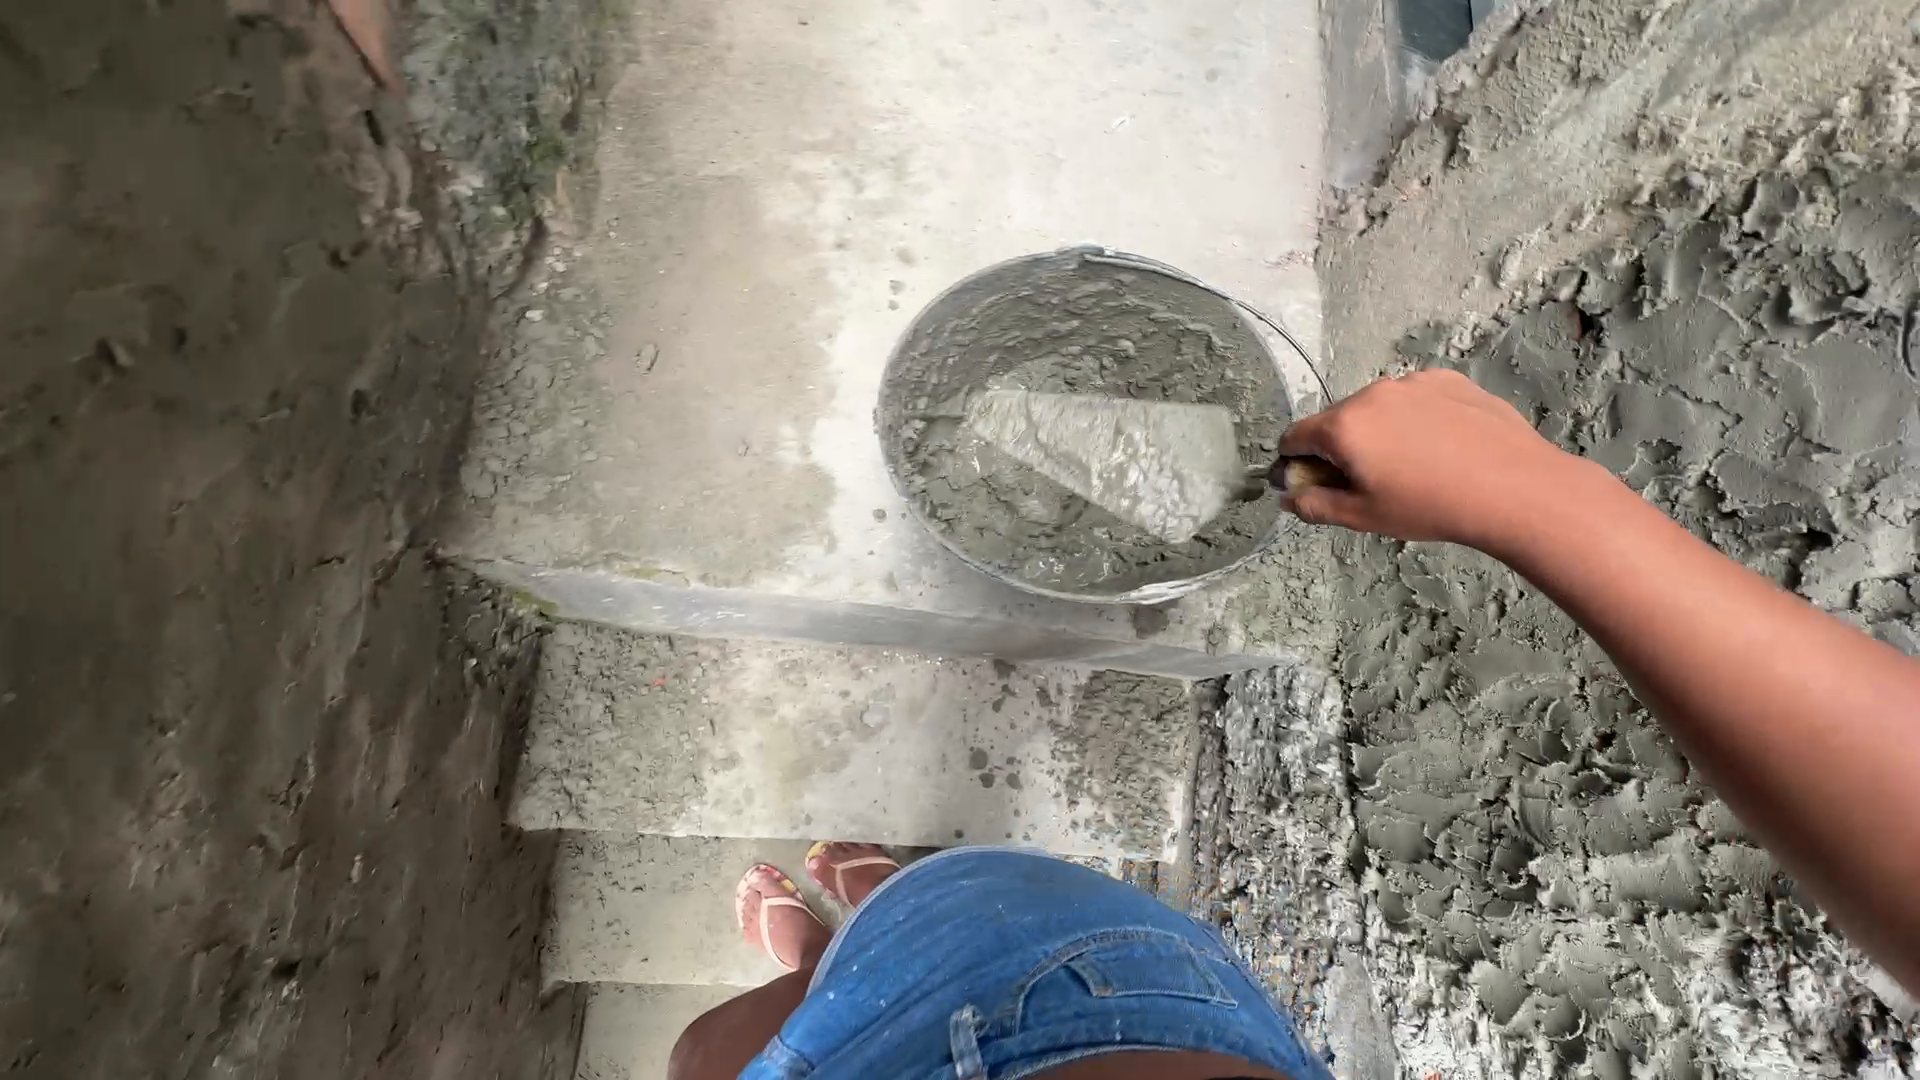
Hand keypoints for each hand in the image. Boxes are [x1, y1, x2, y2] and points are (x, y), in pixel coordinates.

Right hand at [1277, 369, 1590, 552]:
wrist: (1518, 489)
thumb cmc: (1430, 506)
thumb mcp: (1361, 517)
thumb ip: (1312, 506)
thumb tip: (1287, 497)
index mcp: (1343, 426)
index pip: (1294, 437)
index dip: (1295, 463)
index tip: (1316, 484)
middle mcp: (1372, 394)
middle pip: (1333, 420)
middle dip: (1337, 448)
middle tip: (1367, 481)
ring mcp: (1413, 382)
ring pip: (1374, 408)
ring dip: (1375, 431)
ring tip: (1409, 464)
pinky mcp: (1449, 380)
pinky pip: (1412, 398)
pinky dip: (1411, 418)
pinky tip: (1437, 446)